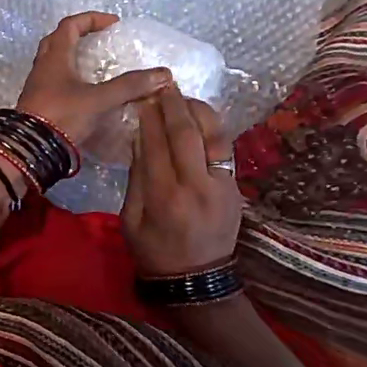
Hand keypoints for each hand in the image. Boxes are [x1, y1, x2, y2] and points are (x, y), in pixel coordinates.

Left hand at [15, 12, 171, 149]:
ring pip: (53, 63)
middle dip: (78, 36)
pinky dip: (69, 81)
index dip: (91, 19)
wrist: (31, 149)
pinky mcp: (37, 105)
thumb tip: (163, 75)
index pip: (70, 25)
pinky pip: (53, 83)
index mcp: (55, 57)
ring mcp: (36, 87)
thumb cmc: (62, 116)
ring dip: (72, 60)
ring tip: (93, 67)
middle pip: (57, 41)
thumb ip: (129, 86)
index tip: (112, 23)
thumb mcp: (99, 100)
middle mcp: (42, 68)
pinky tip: (84, 93)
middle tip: (97, 40)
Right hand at [121, 84, 240, 275]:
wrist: (197, 279)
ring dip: (199, 111)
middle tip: (164, 86)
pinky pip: (224, 150)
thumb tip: (139, 140)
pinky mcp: (236, 188)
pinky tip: (201, 119)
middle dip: (174, 106)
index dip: (149, 119)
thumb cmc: (154, 251)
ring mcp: (221, 186)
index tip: (143, 100)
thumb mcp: (130, 220)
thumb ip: (136, 179)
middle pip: (186, 134)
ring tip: (184, 97)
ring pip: (213, 136)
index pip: (156, 145)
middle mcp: (195, 186)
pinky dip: (212, 130)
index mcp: (163, 197)